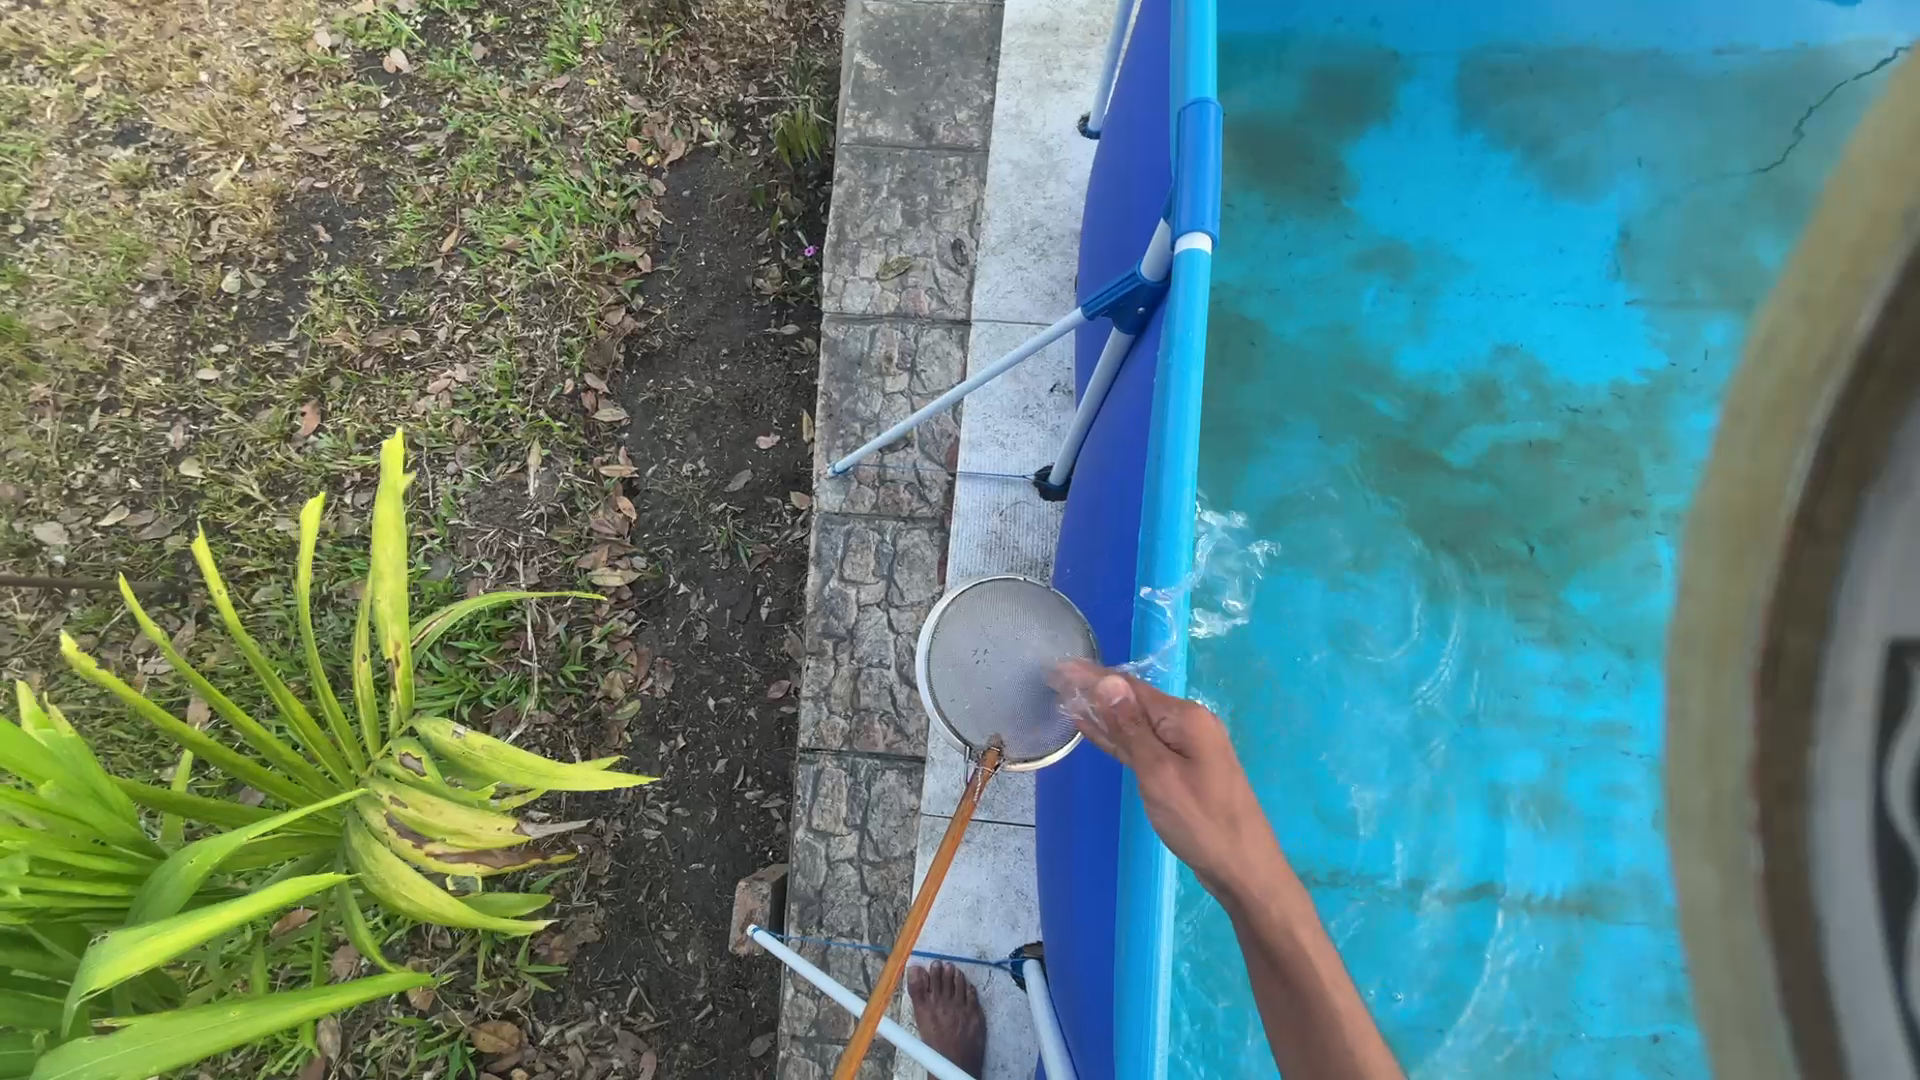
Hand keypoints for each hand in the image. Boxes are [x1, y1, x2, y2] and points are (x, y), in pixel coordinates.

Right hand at [1049, 659, 1284, 902]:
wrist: (1244, 870)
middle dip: (1093, 691)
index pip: (1129, 688)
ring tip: (1064, 699)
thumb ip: (1130, 727)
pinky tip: (1092, 729)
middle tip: (1054, 682)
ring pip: (1134, 724)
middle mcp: (1186, 724)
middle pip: (1131, 701)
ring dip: (1101, 714)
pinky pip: (1141, 745)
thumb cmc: (1201, 822)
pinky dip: (1117, 738)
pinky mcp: (1179, 769)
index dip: (1092, 677)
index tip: (1060, 668)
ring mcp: (1184, 747)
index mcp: (1185, 717)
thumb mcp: (1158, 773)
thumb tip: (1107, 682)